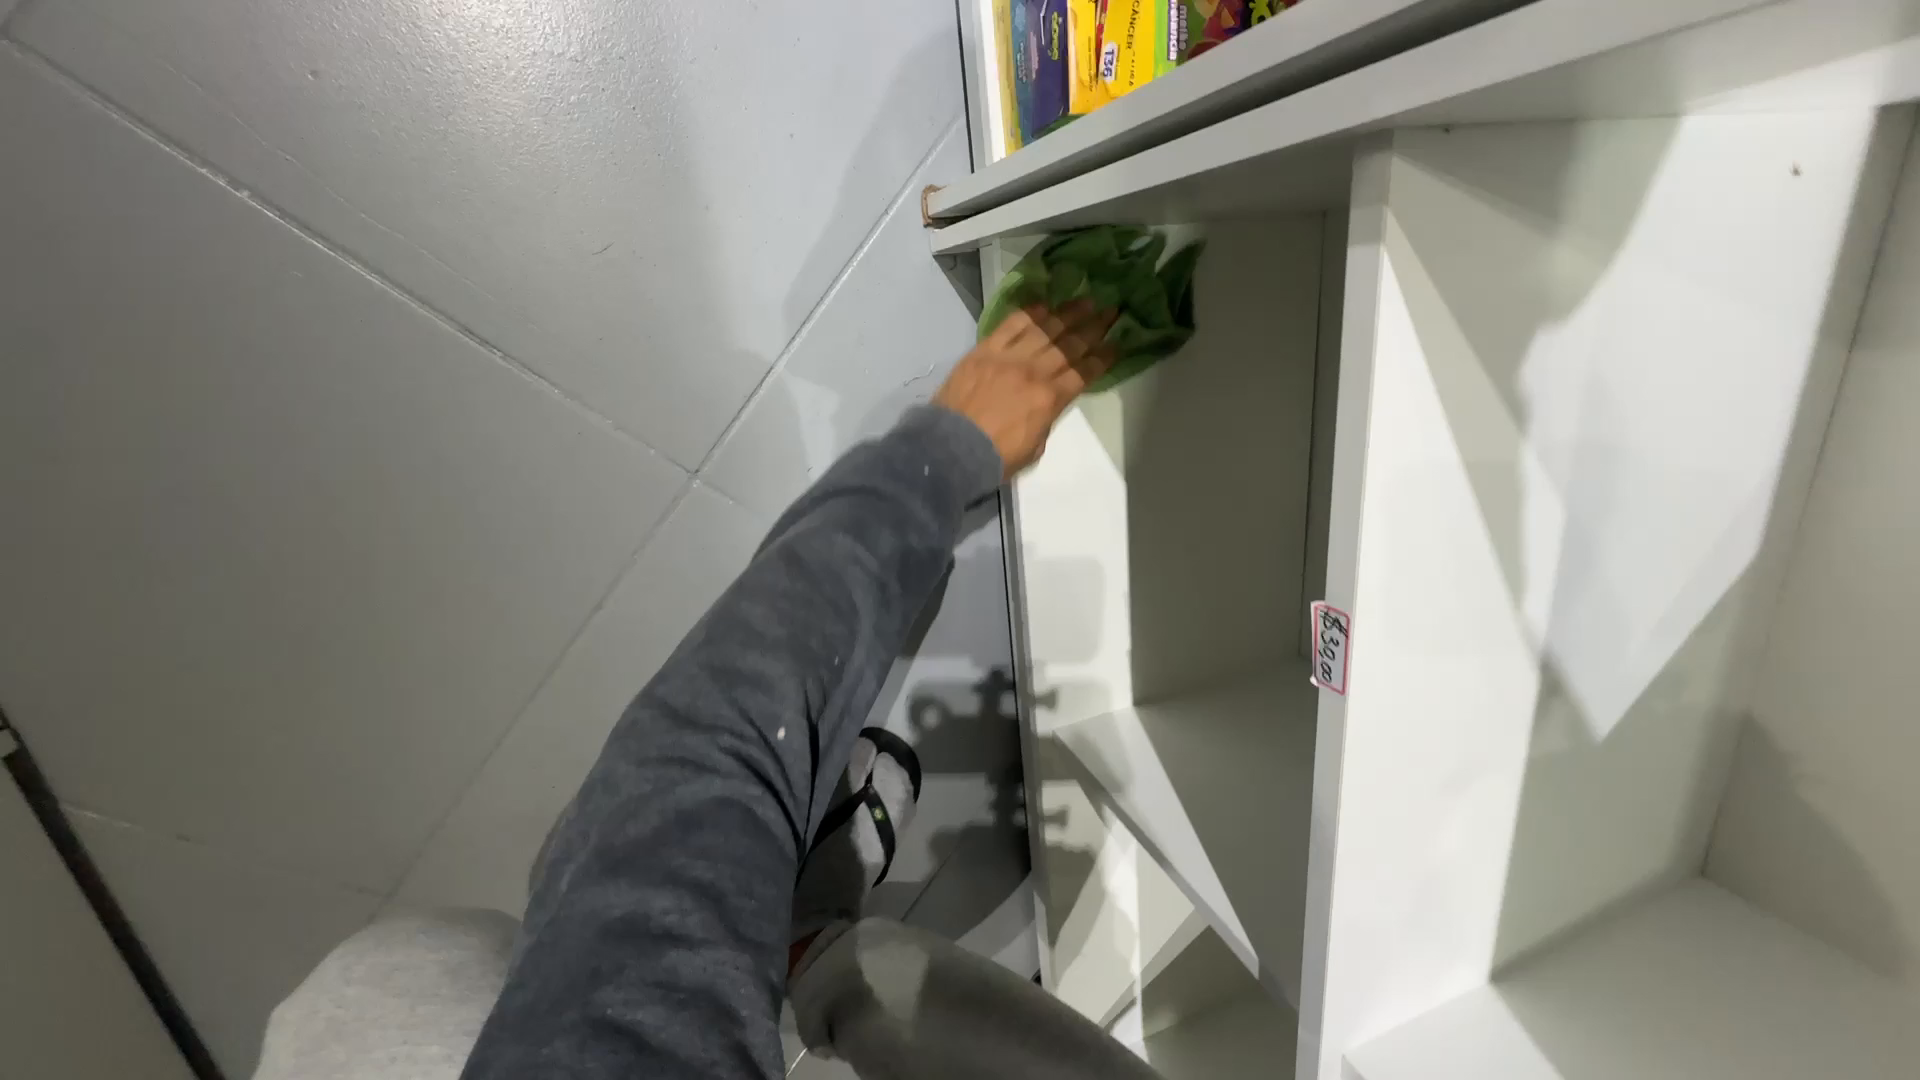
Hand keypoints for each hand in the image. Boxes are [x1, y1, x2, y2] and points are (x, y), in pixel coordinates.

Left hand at [934, 299, 1116, 478]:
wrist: (951, 449)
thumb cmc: (995, 458)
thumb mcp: (1034, 448)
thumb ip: (1045, 420)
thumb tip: (1046, 405)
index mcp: (1050, 399)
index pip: (1084, 372)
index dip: (1104, 357)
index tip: (1118, 343)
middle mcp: (1034, 372)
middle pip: (1070, 344)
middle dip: (1094, 327)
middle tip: (1111, 310)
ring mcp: (1008, 357)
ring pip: (1044, 329)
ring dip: (1068, 313)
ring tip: (1085, 301)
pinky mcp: (984, 351)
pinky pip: (1011, 325)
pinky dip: (1029, 313)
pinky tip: (1044, 304)